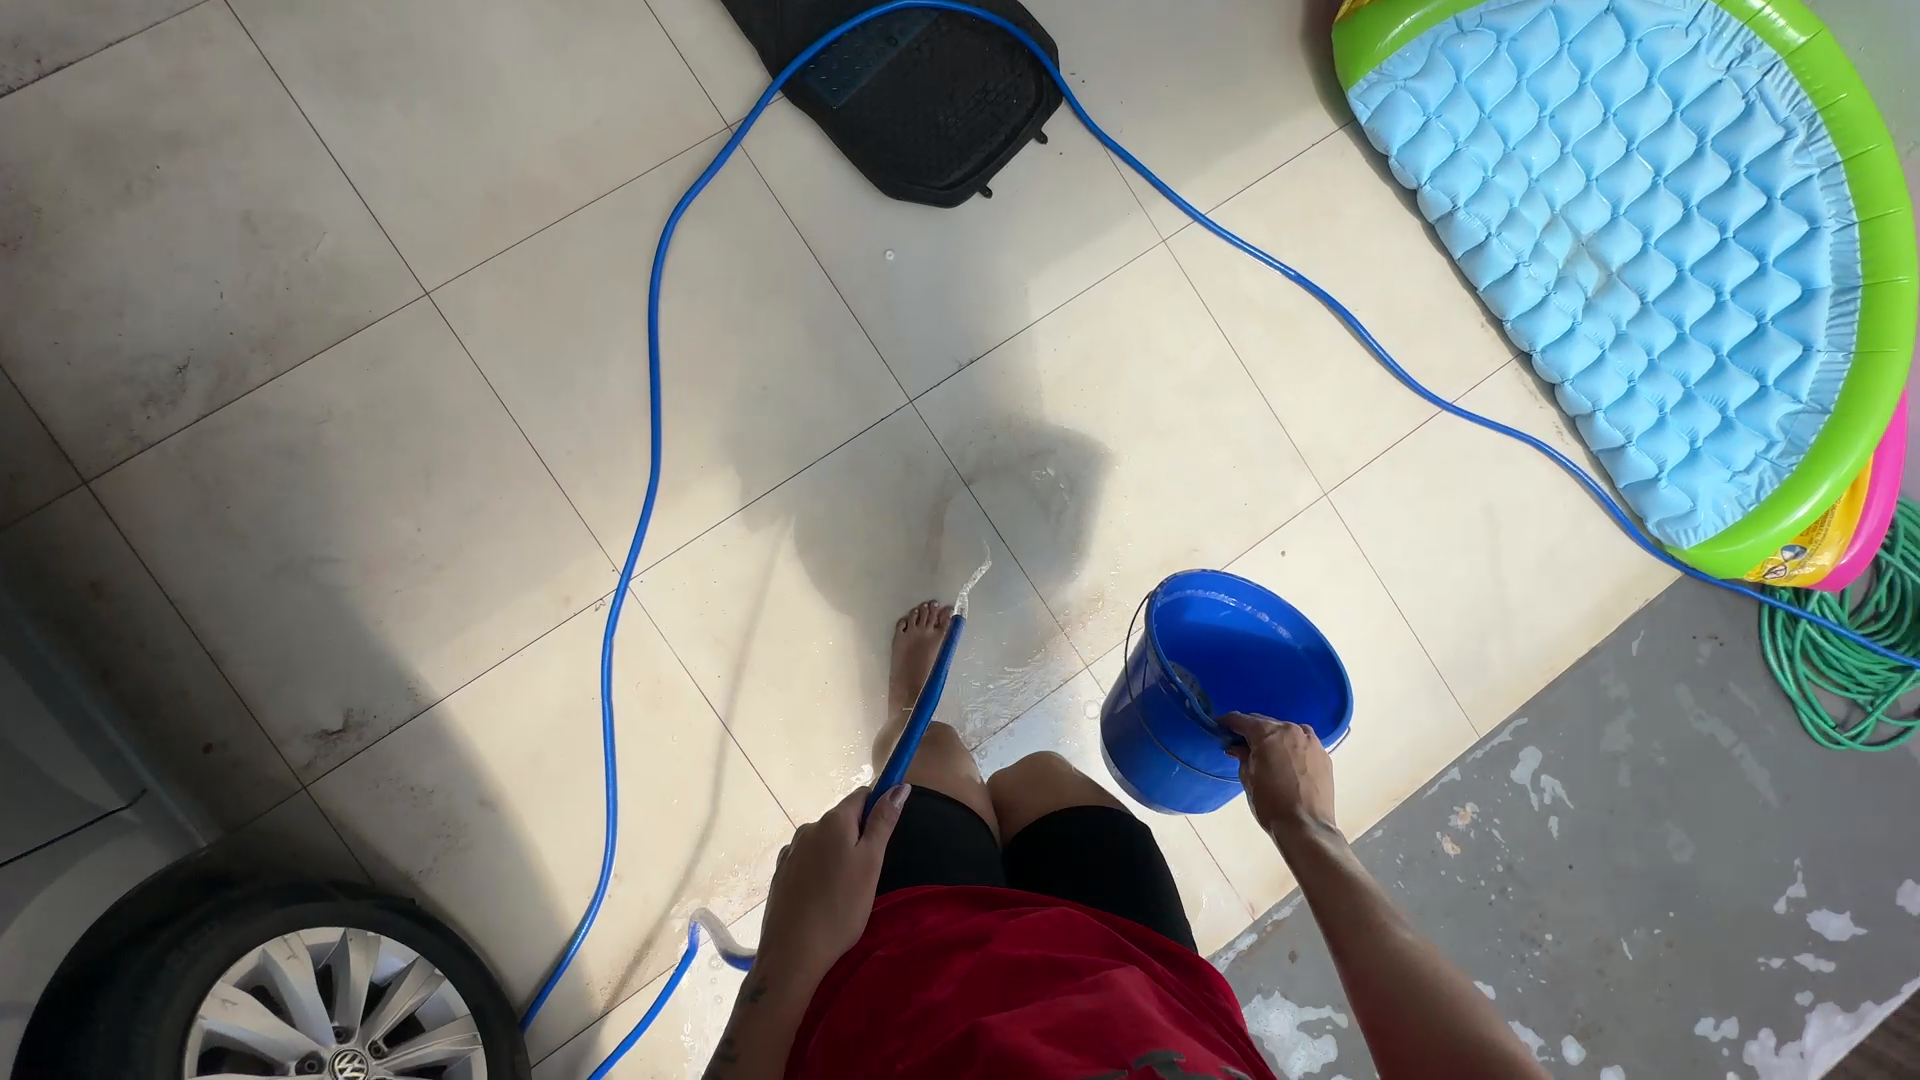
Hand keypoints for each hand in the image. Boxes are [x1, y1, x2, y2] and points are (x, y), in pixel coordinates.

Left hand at [756, 783, 908, 985]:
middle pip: (842, 819)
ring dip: (837, 854)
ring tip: (845, 890)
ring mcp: (791, 851)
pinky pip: (807, 860)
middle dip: (858, 836)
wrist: (792, 953)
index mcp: (834, 821)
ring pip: (824, 841)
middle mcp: (809, 828)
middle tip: (868, 872)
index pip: (862, 795)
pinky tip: (822, 896)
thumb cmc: (841, 907)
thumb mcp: (871, 862)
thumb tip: (898, 786)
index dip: (878, 807)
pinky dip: (819, 870)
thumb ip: (883, 821)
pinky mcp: (781, 874)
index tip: (885, 836)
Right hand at [1221, 712, 1337, 845]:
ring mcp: (1310, 741)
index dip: (1228, 722)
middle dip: (1251, 730)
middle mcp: (1290, 730)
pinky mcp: (1324, 755)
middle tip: (1241, 743)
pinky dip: (1292, 746)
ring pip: (1286, 730)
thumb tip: (1237, 747)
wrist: (1306, 827)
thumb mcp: (1248, 778)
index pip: (1242, 720)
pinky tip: (1287, 759)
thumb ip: (1242, 756)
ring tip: (1267, 751)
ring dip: (1274, 736)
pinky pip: (1303, 742)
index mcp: (1267, 733)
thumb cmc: (1270, 803)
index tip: (1220, 726)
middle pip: (1265, 722)